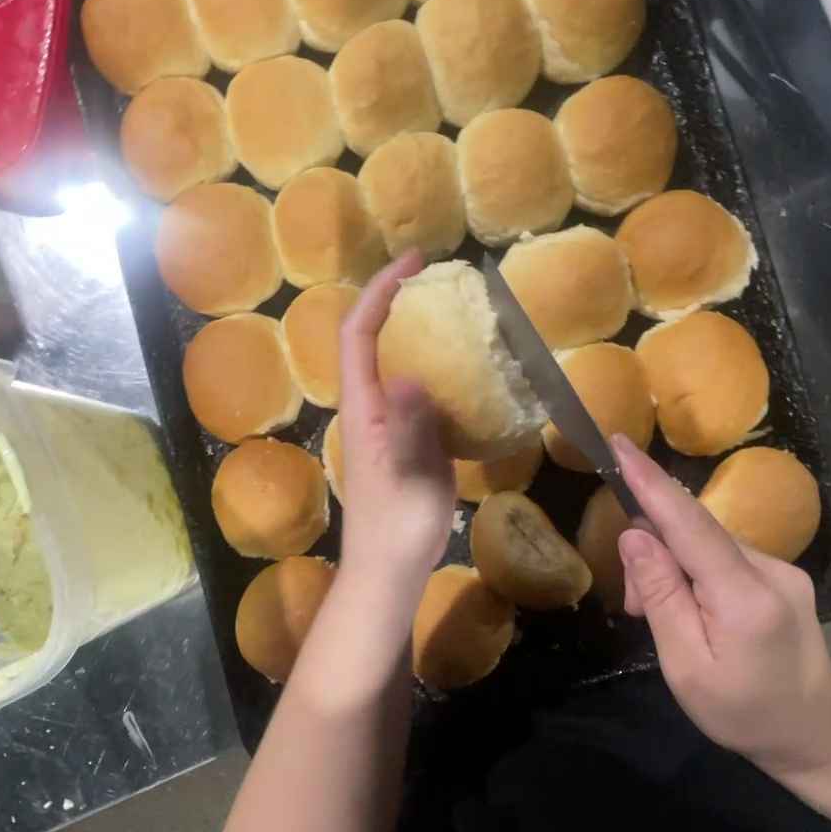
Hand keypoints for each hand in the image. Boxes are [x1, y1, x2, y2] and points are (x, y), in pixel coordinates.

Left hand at [336, 252, 455, 584]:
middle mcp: (370, 407)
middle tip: (440, 280)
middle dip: (398, 301)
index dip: (379, 292)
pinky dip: (441, 369)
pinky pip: (421, 392)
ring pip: (397, 363)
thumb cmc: (396, 524)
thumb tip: (410, 376)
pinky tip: (472, 370)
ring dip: (420, 332)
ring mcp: (389, 425)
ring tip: (459, 312)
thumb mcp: (406, 475)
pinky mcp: (409, 441)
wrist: (390, 569)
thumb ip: (408, 427)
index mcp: (362, 406)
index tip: (413, 262)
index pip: (358, 335)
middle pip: (373, 340)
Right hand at [612, 435, 830, 776]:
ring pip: (706, 545)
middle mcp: (771, 570)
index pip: (689, 525)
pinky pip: (723, 558)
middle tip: (632, 609)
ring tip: (659, 620)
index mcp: (746, 597)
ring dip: (671, 568)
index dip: (651, 484)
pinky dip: (693, 574)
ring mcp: (783, 571)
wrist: (817, 737)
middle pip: (693, 534)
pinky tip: (689, 612)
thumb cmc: (742, 714)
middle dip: (651, 552)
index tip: (619, 444)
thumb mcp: (686, 668)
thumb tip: (635, 535)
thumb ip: (661, 597)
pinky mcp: (783, 577)